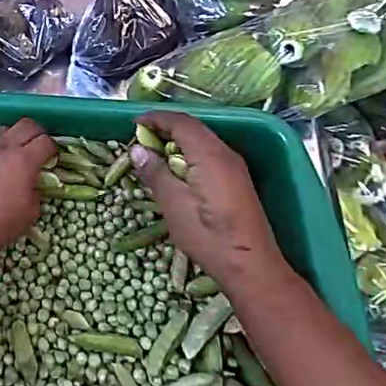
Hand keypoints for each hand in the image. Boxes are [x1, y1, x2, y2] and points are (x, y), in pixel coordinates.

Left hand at [0, 118, 55, 259]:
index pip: (46, 141)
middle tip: (34, 150)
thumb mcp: (28, 215)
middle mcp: (1, 146)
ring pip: (0, 131)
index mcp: (23, 160)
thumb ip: (34, 192)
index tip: (50, 158)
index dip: (52, 149)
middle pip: (26, 125)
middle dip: (35, 134)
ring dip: (8, 140)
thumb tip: (31, 184)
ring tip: (5, 158)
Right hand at [130, 111, 296, 296]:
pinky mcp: (237, 180)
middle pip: (193, 127)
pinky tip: (176, 168)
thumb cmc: (209, 237)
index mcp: (210, 155)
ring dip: (177, 138)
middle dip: (165, 126)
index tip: (133, 123)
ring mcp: (235, 167)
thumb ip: (156, 173)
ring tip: (153, 151)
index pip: (181, 122)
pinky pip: (209, 153)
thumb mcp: (174, 205)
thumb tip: (138, 150)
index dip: (156, 118)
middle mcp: (226, 153)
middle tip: (139, 137)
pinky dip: (189, 151)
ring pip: (202, 140)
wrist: (252, 267)